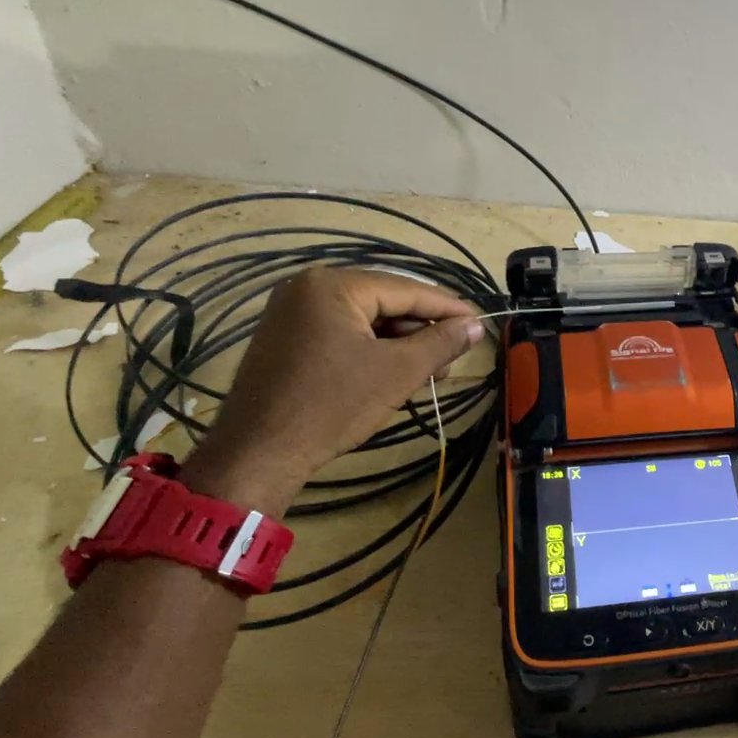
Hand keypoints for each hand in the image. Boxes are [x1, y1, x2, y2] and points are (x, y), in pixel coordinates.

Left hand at [179, 268, 484, 513]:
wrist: (258, 453)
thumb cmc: (331, 406)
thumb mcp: (396, 372)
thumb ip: (440, 343)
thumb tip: (476, 326)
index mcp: (332, 285)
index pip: (406, 289)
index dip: (447, 307)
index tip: (479, 322)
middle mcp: (307, 287)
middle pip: (383, 301)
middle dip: (421, 329)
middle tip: (454, 355)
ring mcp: (291, 312)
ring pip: (363, 319)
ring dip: (398, 343)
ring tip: (429, 371)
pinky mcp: (284, 338)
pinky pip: (340, 332)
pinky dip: (370, 349)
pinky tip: (393, 373)